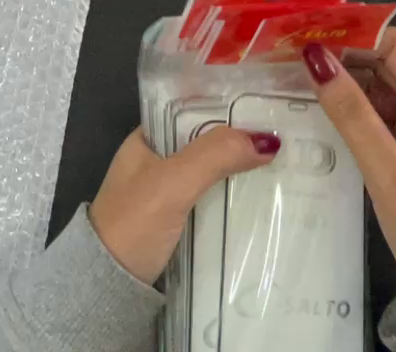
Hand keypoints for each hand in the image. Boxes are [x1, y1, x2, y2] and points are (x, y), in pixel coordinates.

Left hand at [88, 127, 279, 284]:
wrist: (107, 287)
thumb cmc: (133, 223)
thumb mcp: (172, 182)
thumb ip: (213, 156)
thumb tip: (267, 140)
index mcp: (147, 139)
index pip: (192, 110)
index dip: (226, 108)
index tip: (267, 110)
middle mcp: (156, 161)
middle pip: (205, 143)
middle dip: (240, 143)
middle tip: (288, 140)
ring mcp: (167, 193)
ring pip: (212, 173)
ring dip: (240, 173)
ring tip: (286, 167)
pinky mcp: (178, 223)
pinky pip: (212, 201)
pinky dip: (234, 200)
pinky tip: (263, 201)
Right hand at [303, 31, 395, 351]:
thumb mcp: (391, 176)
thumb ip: (351, 114)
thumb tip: (314, 55)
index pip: (394, 46)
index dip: (350, 32)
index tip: (300, 28)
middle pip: (385, 65)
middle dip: (338, 54)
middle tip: (282, 51)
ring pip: (379, 93)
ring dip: (341, 84)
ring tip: (288, 76)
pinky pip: (379, 122)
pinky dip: (349, 114)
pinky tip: (314, 115)